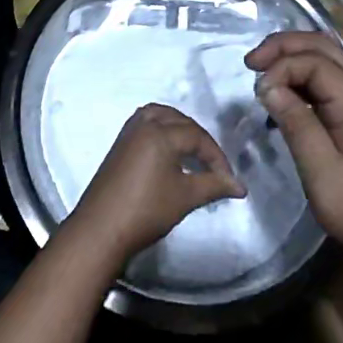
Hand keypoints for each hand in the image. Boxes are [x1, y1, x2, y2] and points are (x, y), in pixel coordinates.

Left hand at [62, 103, 245, 266]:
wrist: (102, 227)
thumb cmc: (147, 210)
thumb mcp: (186, 197)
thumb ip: (214, 185)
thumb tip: (240, 186)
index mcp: (159, 133)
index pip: (197, 136)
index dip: (217, 157)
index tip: (229, 180)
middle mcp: (142, 126)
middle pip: (178, 120)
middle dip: (199, 139)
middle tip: (213, 164)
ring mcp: (127, 133)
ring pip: (158, 116)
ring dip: (178, 127)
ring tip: (192, 149)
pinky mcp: (118, 144)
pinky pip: (143, 123)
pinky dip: (160, 129)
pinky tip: (168, 150)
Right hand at [245, 33, 342, 269]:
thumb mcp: (322, 172)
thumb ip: (296, 124)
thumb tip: (267, 86)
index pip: (315, 63)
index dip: (281, 68)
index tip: (257, 93)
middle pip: (324, 48)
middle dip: (284, 47)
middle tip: (251, 63)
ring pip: (326, 60)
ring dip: (291, 57)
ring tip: (261, 72)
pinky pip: (326, 82)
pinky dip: (298, 76)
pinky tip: (281, 92)